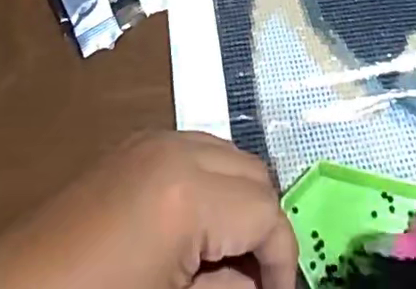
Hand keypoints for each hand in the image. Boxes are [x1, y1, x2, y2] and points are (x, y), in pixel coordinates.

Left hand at [0, 131, 296, 288]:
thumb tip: (259, 282)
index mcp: (188, 189)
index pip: (268, 213)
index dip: (283, 263)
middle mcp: (175, 148)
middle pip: (253, 173)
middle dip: (262, 227)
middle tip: (252, 281)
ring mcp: (150, 140)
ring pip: (226, 156)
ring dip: (237, 201)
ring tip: (222, 258)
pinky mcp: (132, 147)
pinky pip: (192, 152)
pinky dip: (208, 185)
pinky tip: (190, 231)